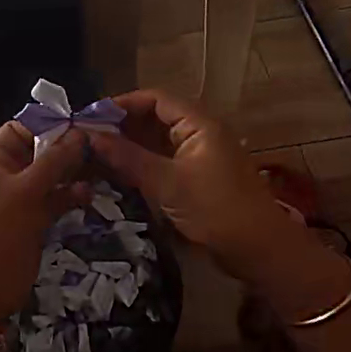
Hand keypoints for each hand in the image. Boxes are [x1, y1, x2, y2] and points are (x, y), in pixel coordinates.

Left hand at [0, 122, 86, 337]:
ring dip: (72, 172)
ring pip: (48, 177)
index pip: (21, 128)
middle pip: (38, 151)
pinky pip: (51, 201)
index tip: (84, 123)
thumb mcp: (24, 195)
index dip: (49, 123)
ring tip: (103, 167)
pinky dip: (68, 196)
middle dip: (67, 147)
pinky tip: (89, 195)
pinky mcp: (30, 224)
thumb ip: (53, 162)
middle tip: (103, 144)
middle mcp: (4, 175)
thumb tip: (79, 133)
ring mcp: (17, 201)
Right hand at [86, 89, 297, 282]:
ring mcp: (200, 155)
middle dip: (123, 125)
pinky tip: (119, 172)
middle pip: (155, 117)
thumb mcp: (167, 183)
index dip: (123, 103)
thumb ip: (127, 157)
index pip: (155, 98)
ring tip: (98, 154)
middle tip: (89, 137)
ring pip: (158, 140)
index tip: (93, 116)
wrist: (261, 252)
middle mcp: (200, 132)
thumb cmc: (215, 209)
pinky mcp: (198, 177)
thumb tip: (90, 137)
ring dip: (131, 145)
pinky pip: (165, 159)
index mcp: (198, 123)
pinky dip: (143, 162)